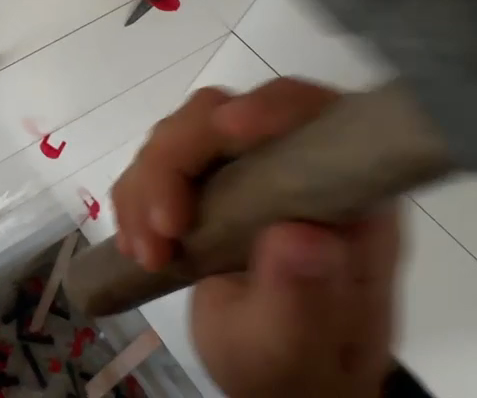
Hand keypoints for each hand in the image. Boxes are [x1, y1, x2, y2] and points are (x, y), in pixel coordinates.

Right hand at [112, 80, 400, 397]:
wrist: (274, 382)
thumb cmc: (301, 370)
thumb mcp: (300, 350)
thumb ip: (304, 299)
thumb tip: (304, 237)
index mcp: (345, 196)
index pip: (313, 116)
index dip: (272, 106)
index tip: (230, 127)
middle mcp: (291, 167)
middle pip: (222, 116)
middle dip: (177, 160)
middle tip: (161, 226)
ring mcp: (240, 170)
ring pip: (178, 134)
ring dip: (147, 185)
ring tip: (147, 254)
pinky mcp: (198, 179)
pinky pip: (150, 163)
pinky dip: (131, 198)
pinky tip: (137, 247)